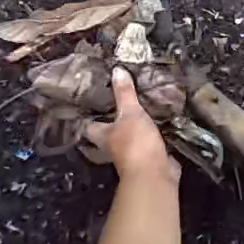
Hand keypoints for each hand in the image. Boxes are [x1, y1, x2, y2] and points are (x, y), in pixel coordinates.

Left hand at [85, 67, 179, 183]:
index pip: (88, 126)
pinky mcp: (148, 159)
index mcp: (103, 136)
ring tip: (137, 112)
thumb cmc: (135, 142)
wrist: (154, 174)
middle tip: (114, 107)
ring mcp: (130, 155)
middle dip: (108, 125)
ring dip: (130, 131)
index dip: (86, 117)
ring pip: (125, 141)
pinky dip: (149, 138)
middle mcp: (113, 147)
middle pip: (105, 136)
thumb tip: (116, 69)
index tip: (88, 104)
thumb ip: (124, 93)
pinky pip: (146, 145)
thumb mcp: (130, 113)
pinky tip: (156, 126)